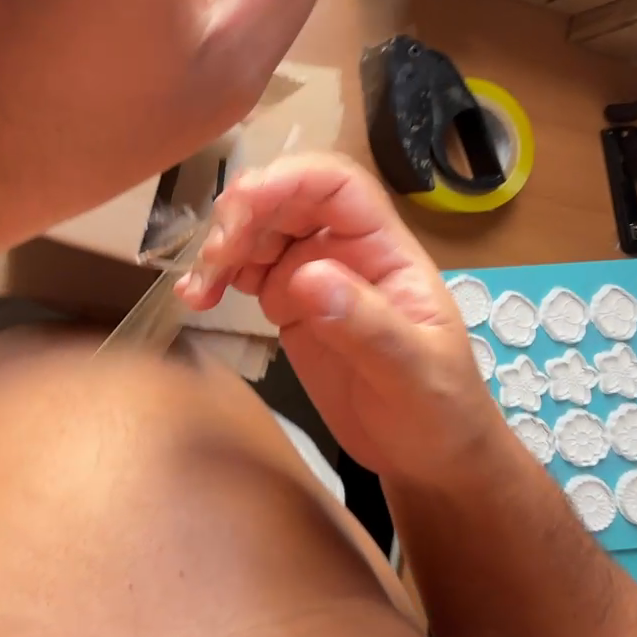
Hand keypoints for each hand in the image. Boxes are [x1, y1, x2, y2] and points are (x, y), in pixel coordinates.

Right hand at [177, 153, 503, 484]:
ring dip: (220, 247)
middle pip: (283, 199)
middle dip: (242, 215)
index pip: (336, 185)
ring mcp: (310, 272)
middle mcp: (342, 248)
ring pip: (255, 230)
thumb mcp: (416, 374)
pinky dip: (214, 277)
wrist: (423, 456)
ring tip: (200, 289)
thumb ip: (368, 325)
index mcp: (382, 247)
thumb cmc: (439, 412)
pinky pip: (243, 271)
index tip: (243, 204)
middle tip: (216, 258)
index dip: (288, 180)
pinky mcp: (285, 301)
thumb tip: (306, 277)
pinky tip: (197, 297)